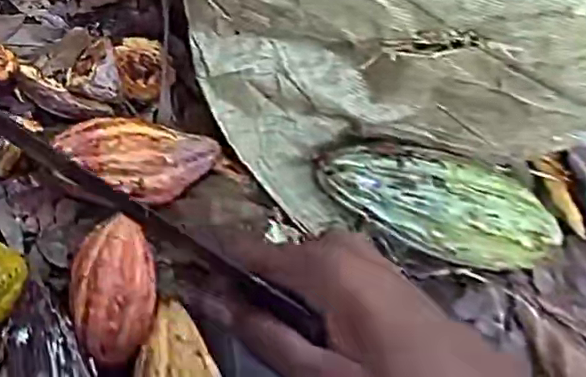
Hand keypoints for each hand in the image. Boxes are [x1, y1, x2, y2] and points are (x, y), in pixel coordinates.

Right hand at [193, 230, 521, 376]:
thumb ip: (264, 335)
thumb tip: (206, 296)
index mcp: (322, 260)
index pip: (243, 247)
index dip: (213, 264)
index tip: (191, 280)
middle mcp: (342, 244)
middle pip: (277, 257)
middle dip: (262, 287)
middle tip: (263, 330)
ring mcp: (372, 259)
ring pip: (307, 267)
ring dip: (294, 296)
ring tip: (304, 341)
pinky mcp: (394, 279)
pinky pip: (338, 276)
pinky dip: (324, 298)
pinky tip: (338, 338)